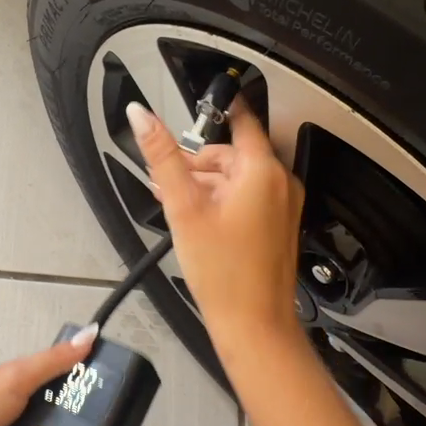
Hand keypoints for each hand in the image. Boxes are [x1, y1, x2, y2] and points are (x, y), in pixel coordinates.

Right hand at [127, 98, 304, 342]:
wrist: (253, 326)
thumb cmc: (224, 273)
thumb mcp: (184, 207)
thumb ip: (162, 157)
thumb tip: (142, 116)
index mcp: (262, 171)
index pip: (241, 119)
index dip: (218, 107)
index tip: (204, 99)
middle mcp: (280, 183)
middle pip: (233, 154)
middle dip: (197, 163)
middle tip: (166, 179)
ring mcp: (283, 206)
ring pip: (238, 178)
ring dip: (206, 183)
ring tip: (175, 204)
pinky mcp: (279, 226)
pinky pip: (248, 198)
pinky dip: (221, 200)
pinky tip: (197, 219)